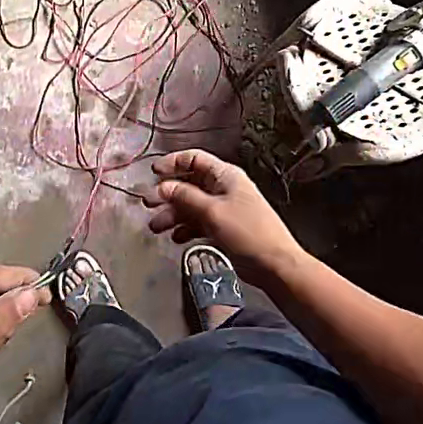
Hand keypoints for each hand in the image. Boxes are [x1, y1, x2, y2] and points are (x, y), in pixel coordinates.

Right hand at [142, 149, 304, 273]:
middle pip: (190, 184)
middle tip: (149, 203)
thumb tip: (164, 187)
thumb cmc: (250, 233)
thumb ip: (186, 197)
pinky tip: (178, 237)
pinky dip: (187, 228)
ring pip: (192, 206)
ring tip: (157, 227)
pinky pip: (200, 223)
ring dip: (174, 215)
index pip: (195, 159)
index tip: (155, 172)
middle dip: (168, 193)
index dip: (173, 163)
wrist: (273, 263)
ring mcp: (224, 209)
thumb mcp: (212, 211)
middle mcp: (225, 189)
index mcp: (226, 176)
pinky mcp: (224, 228)